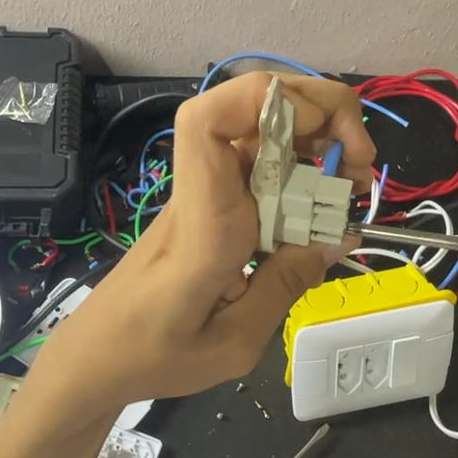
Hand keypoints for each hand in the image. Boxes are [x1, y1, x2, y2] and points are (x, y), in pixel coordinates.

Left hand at [27, 73, 374, 416]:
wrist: (98, 359)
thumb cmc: (155, 356)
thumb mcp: (235, 342)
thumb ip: (286, 285)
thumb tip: (335, 237)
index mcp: (204, 223)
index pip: (207, 123)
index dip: (267, 98)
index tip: (327, 134)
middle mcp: (201, 195)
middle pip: (247, 111)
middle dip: (317, 116)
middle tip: (359, 167)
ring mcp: (201, 198)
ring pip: (257, 137)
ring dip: (312, 144)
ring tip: (350, 186)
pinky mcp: (205, 211)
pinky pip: (254, 171)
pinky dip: (295, 174)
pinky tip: (318, 206)